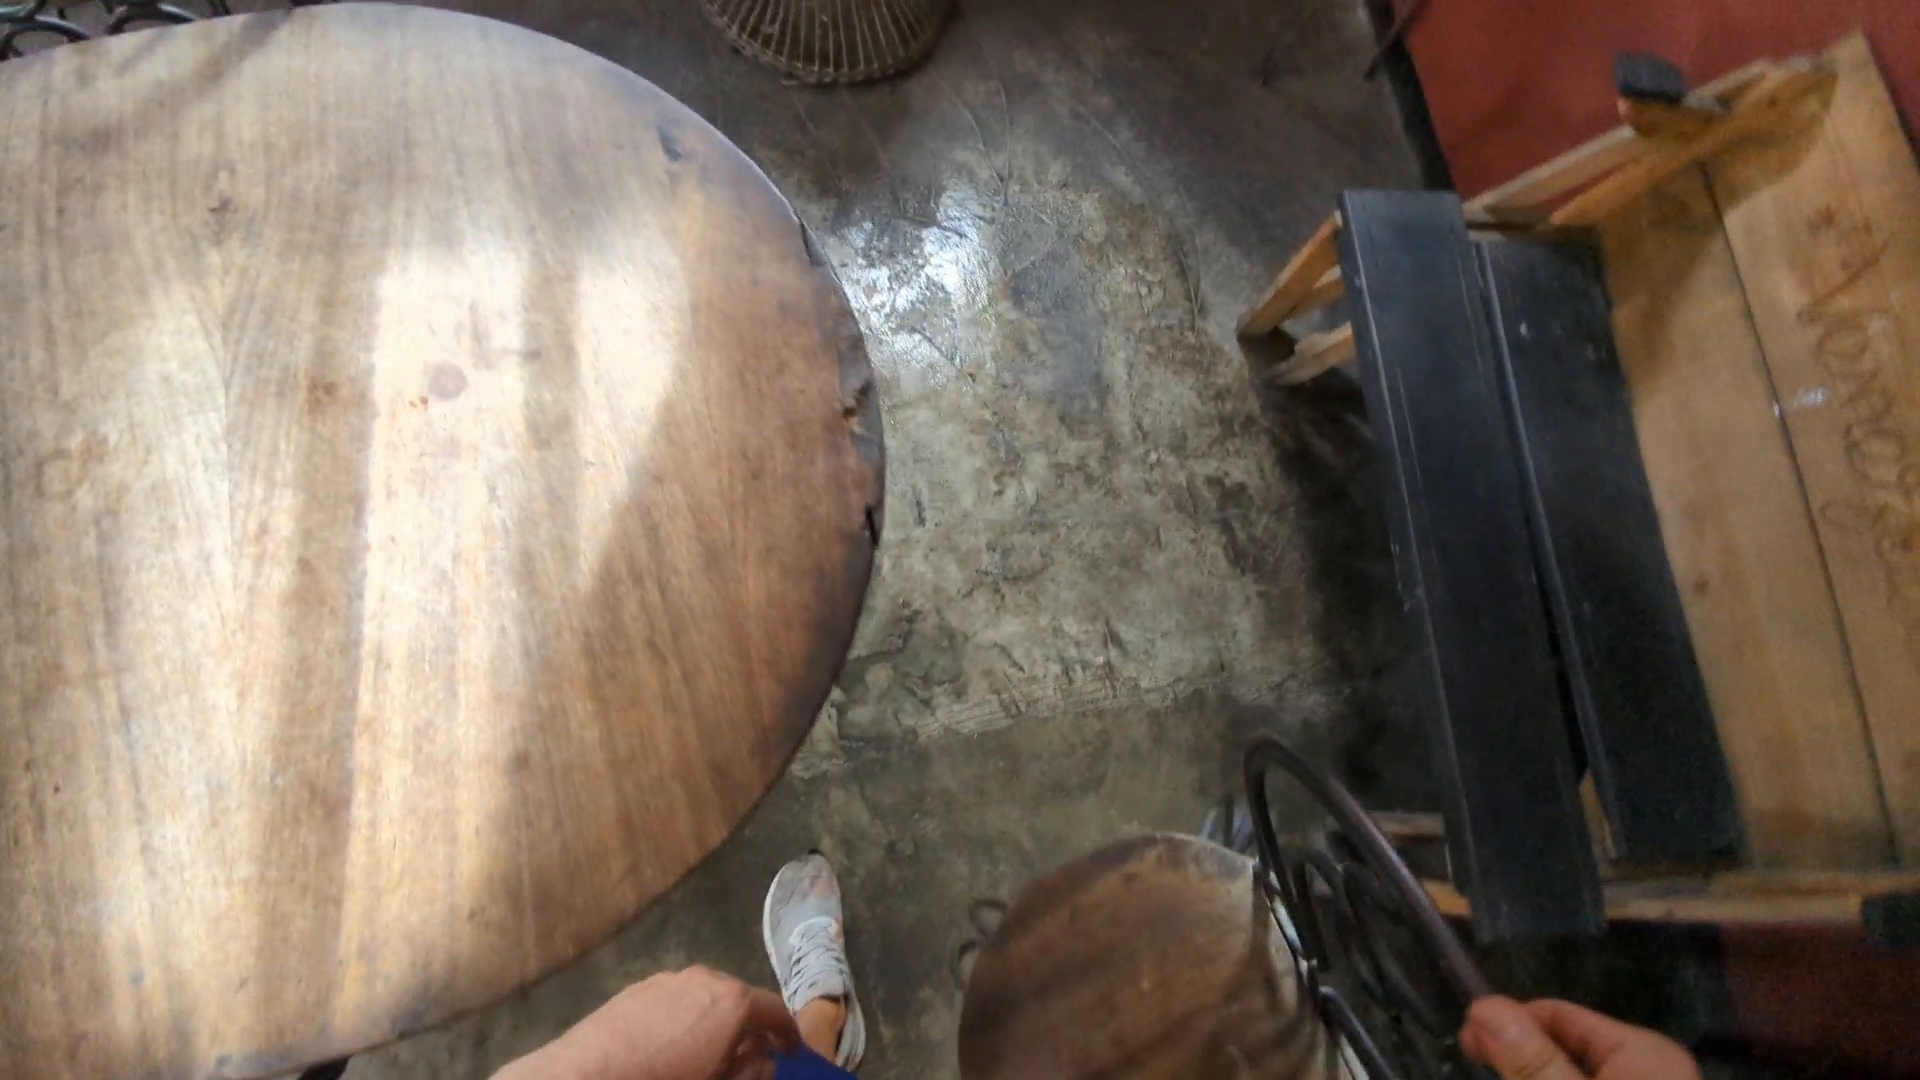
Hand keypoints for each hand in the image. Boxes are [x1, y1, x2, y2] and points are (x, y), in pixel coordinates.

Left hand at [493, 967, 800, 1079]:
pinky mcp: (637, 989)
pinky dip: (683, 1021)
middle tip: (747, 1061)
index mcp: (733, 1003)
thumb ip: (749, 1075)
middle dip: (747, 1029)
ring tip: (702, 1057)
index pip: (776, 1011)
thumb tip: (762, 1062)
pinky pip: (675, 1002)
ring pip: (705, 999)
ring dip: (713, 1024)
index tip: (792, 1051)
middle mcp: (707, 979)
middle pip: (740, 1001)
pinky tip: (665, 1051)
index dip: (788, 1033)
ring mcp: (670, 980)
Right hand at [1460, 995, 1700, 1079]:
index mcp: (1645, 1050)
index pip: (1551, 1012)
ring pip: (1569, 1070)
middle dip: (1522, 1058)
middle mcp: (1652, 1064)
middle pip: (1560, 1043)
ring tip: (1502, 1077)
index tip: (1468, 1049)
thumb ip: (1533, 1061)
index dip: (1504, 1024)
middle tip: (1483, 1071)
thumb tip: (1482, 1004)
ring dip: (1534, 1074)